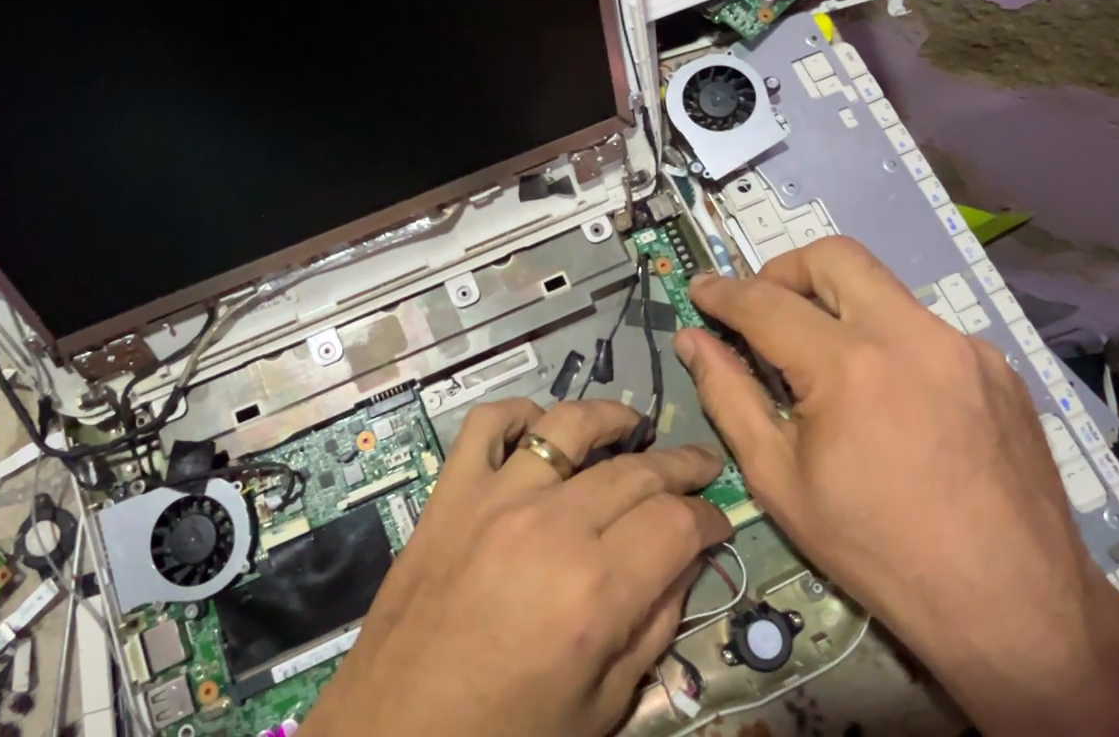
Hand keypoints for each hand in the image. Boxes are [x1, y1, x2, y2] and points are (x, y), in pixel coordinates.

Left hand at [303, 398, 730, 736]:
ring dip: (610, 418)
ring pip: (566, 427)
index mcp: (597, 589)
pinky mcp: (449, 493)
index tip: (718, 521)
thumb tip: (686, 562)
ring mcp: (494, 499)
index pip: (678, 522)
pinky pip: (486, 426)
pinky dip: (518, 414)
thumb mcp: (603, 703)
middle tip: (699, 468)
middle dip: (680, 466)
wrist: (400, 729)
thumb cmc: (507, 729)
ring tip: (634, 425)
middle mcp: (550, 527)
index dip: (710, 517)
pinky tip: (539, 428)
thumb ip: (653, 625)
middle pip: (634, 470)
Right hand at [677, 237, 1118, 736]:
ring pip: (883, 288)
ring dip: (837, 305)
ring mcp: (964, 346)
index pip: (766, 301)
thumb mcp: (778, 479)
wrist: (1012, 606)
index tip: (700, 289)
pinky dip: (886, 341)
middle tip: (761, 309)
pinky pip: (924, 329)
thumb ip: (729, 396)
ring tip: (823, 363)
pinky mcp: (998, 368)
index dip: (723, 291)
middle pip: (834, 256)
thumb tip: (692, 340)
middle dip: (783, 270)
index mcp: (849, 366)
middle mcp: (911, 335)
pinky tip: (887, 399)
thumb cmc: (875, 548)